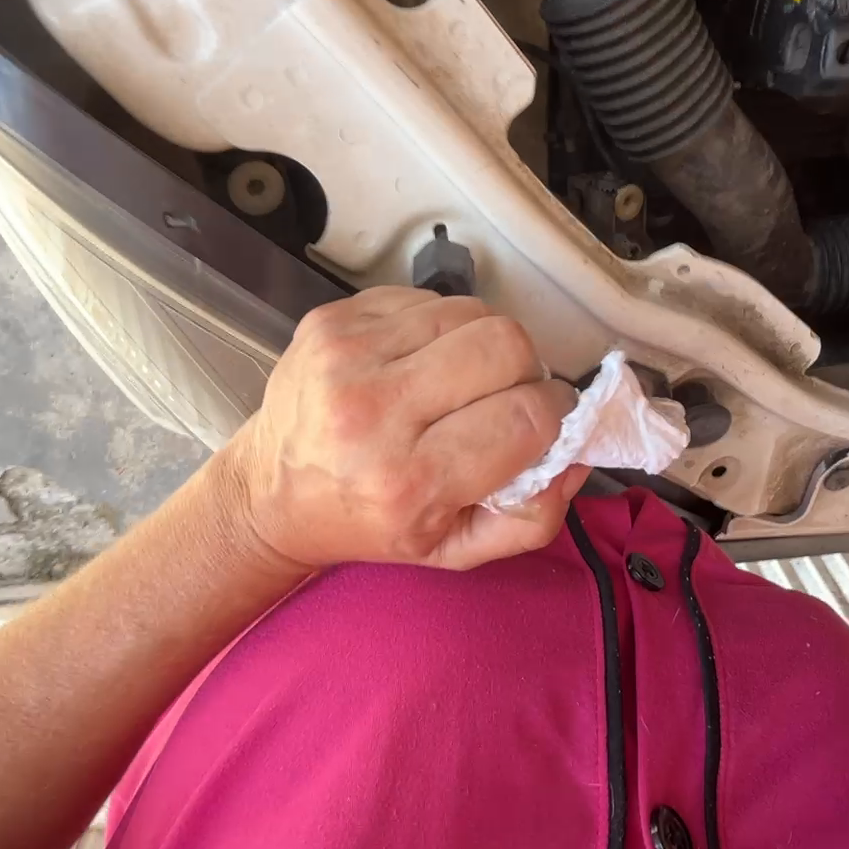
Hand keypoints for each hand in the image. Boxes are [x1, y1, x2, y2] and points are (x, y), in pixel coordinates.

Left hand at [218, 286, 585, 572]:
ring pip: (472, 311)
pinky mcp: (333, 318)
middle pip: (507, 346)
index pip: (527, 418)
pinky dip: (442, 327)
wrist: (271, 493)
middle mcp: (372, 411)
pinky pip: (428, 299)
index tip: (544, 423)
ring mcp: (347, 354)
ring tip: (461, 379)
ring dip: (485, 344)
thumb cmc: (369, 525)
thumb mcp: (457, 550)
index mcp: (408, 481)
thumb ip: (532, 517)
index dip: (554, 416)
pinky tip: (421, 361)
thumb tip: (578, 453)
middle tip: (506, 396)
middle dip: (527, 371)